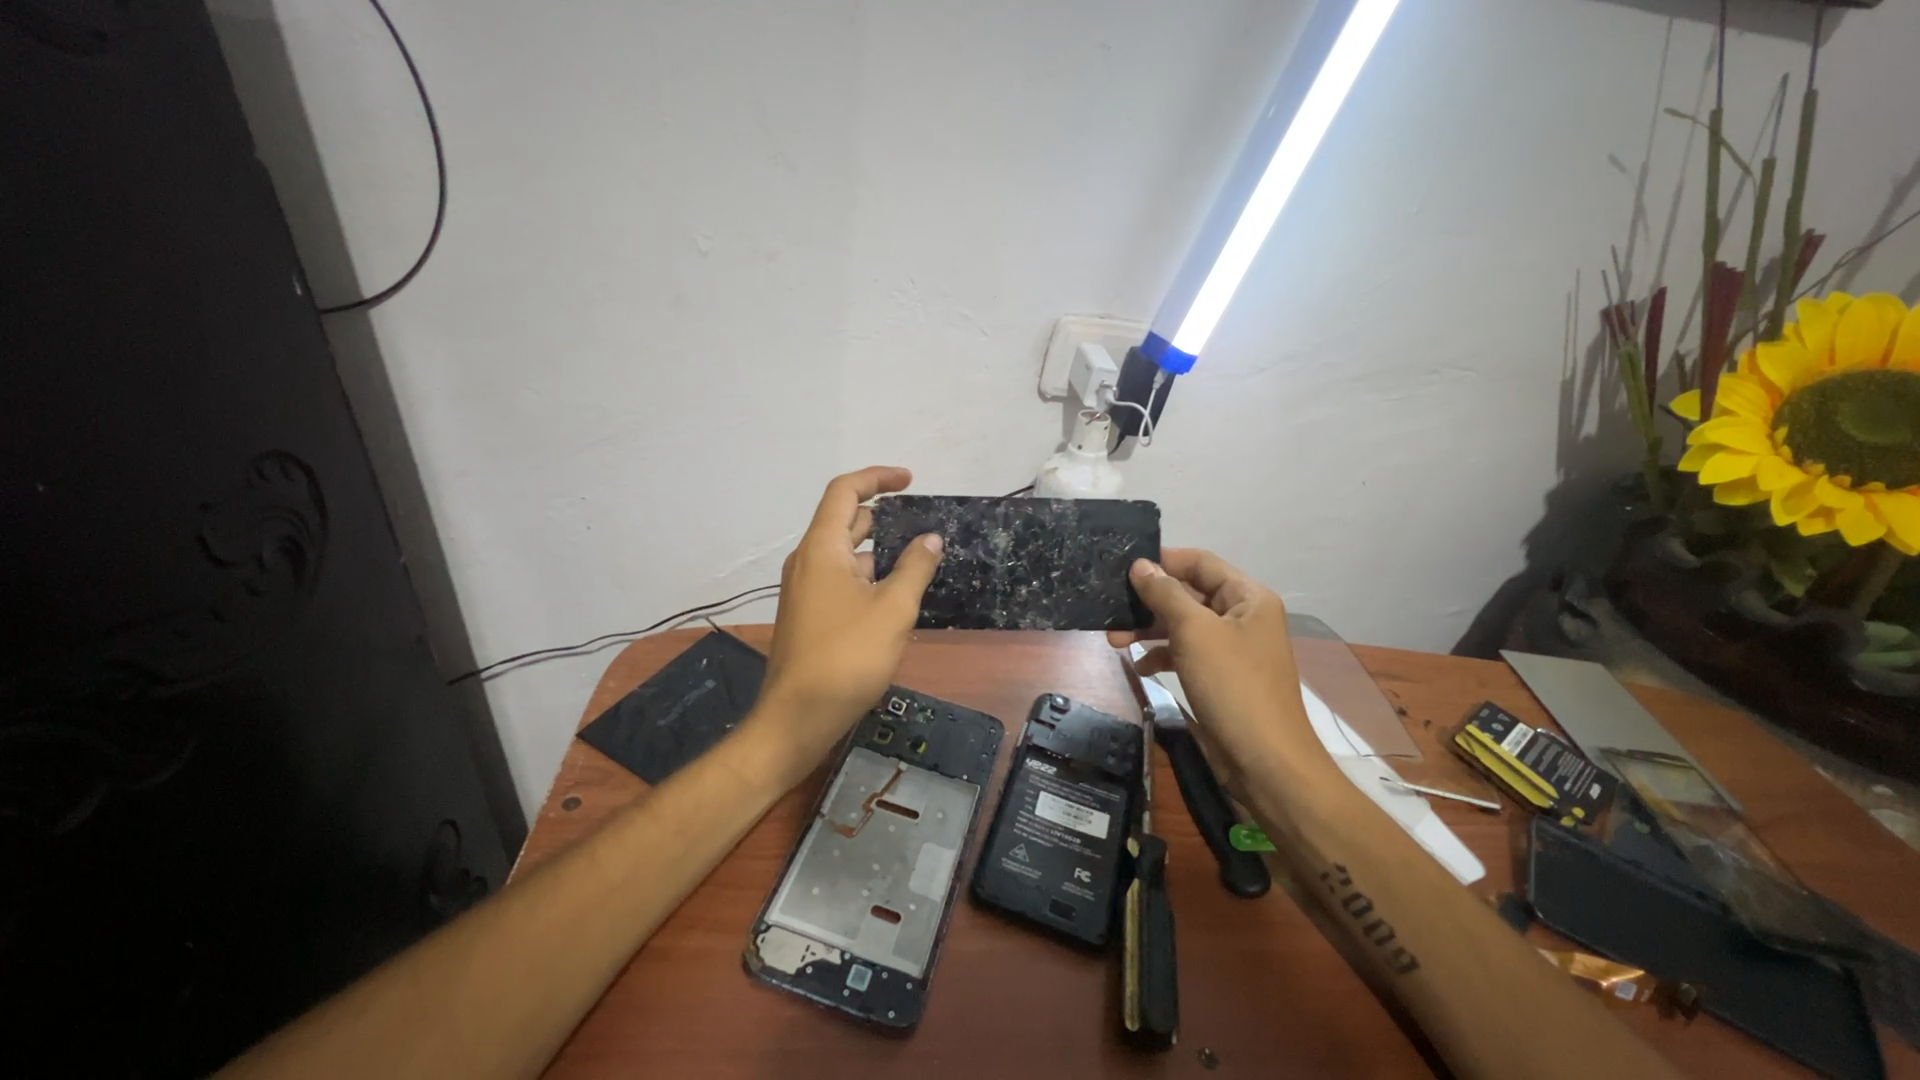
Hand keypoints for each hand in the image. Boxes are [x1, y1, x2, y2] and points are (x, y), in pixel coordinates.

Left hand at [753, 467, 943, 779]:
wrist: (799, 715)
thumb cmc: (848, 657)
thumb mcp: (893, 609)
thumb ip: (915, 568)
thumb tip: (931, 538)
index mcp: (821, 548)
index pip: (845, 492)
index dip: (876, 477)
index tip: (910, 480)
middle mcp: (809, 561)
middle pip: (846, 521)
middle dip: (885, 518)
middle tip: (925, 528)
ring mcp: (807, 590)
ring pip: (847, 555)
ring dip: (881, 553)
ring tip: (922, 564)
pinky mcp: (811, 615)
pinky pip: (843, 581)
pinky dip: (870, 578)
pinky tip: (899, 598)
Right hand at [1109, 549, 1314, 777]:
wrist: (1264, 760)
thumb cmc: (1233, 686)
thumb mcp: (1194, 632)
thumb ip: (1165, 594)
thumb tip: (1140, 565)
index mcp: (1248, 597)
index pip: (1200, 562)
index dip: (1163, 561)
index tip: (1123, 568)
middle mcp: (1243, 616)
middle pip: (1189, 593)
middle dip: (1149, 601)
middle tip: (1111, 611)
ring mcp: (1233, 648)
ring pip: (1184, 625)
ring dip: (1150, 630)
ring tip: (1115, 641)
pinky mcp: (1222, 676)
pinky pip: (1187, 653)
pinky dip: (1163, 655)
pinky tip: (1141, 667)